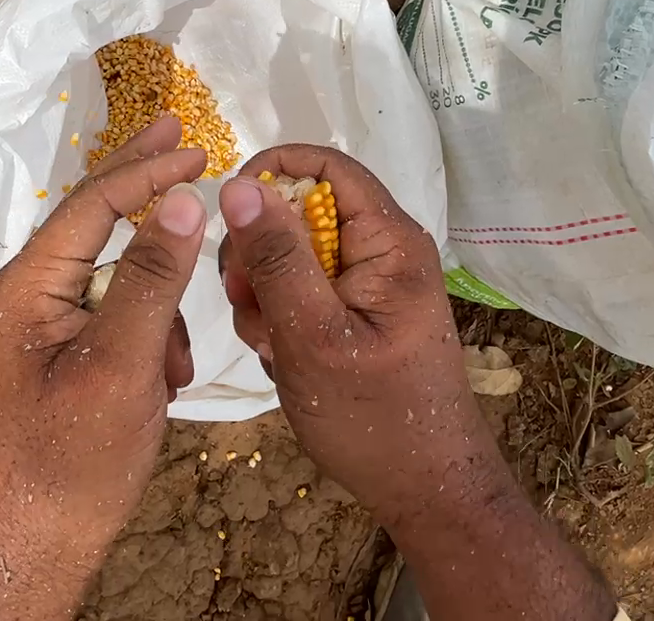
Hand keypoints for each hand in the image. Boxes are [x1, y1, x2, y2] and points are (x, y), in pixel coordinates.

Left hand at [0, 116, 207, 620]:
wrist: (32, 550)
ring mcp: (46, 322)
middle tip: (175, 131)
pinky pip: (119, 317)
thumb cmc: (71, 460)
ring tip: (171, 371)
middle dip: (139, 179)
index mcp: (29, 284)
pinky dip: (151, 338)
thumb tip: (184, 200)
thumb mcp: (121, 364)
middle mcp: (31, 290)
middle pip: (93, 216)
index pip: (95, 203)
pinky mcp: (65, 350)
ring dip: (158, 309)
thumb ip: (153, 277)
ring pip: (118, 277)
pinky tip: (162, 385)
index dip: (149, 171)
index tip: (198, 151)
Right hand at [219, 146, 613, 620]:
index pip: (327, 164)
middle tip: (245, 298)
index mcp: (387, 238)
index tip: (229, 207)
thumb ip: (277, 257)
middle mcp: (381, 248)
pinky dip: (279, 312)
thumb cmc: (374, 416)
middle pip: (302, 208)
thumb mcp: (313, 334)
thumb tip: (242, 184)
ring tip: (268, 340)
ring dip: (264, 288)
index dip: (274, 170)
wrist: (425, 490)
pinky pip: (302, 286)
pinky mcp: (355, 309)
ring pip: (293, 250)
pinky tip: (280, 352)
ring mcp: (368, 281)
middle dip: (260, 248)